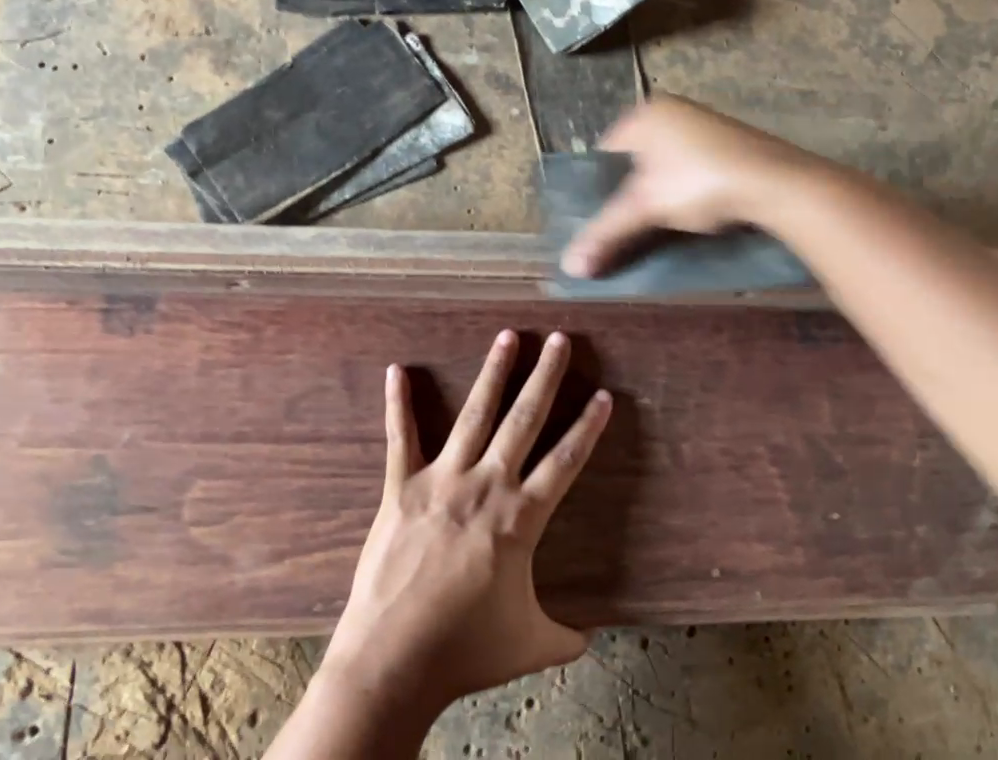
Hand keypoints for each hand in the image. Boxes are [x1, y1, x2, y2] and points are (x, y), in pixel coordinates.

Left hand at [320, 330, 612, 711]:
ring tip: (507, 337)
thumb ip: (565, 637)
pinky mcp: (399, 490)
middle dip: (545, 377)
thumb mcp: (530, 644)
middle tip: (560, 340)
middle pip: (524, 421)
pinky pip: (400, 438)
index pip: (565, 461)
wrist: (393, 661)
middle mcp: (485, 487)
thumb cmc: (467, 651)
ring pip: (474, 416)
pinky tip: (397, 370)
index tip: (604, 394)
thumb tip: (589, 640)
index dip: (588, 427)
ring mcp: (441, 483)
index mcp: (521, 518)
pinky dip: (397, 404)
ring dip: (493, 374)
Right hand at [560, 96, 827, 277]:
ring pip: (666, 166)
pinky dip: (687, 191)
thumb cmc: (700, 183)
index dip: (598, 188)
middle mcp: (674, 110)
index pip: (605, 152)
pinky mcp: (730, 144)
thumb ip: (606, 232)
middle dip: (632, 193)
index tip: (601, 219)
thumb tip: (569, 267)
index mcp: (647, 113)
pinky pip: (693, 169)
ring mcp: (705, 125)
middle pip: (636, 160)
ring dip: (661, 195)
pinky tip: (693, 214)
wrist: (775, 183)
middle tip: (630, 225)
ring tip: (660, 224)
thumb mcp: (646, 207)